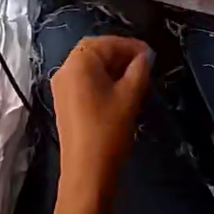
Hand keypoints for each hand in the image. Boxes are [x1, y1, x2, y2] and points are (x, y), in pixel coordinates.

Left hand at [50, 36, 152, 206]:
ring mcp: (62, 87)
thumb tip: (145, 55)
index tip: (151, 55)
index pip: (106, 42)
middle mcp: (65, 69)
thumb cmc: (109, 129)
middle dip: (121, 55)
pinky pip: (85, 81)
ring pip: (90, 67)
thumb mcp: (130, 96)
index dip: (130, 45)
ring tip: (137, 79)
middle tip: (145, 65)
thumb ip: (139, 69)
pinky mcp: (65, 102)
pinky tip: (121, 92)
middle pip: (95, 51)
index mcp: (78, 62)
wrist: (87, 171)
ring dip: (113, 68)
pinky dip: (103, 80)